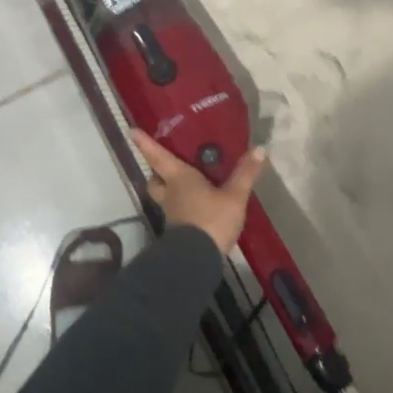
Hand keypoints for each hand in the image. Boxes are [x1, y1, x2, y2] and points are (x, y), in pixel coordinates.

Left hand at [129, 129, 266, 254]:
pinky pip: (175, 211)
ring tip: (184, 184)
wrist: (196, 260)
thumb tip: (260, 148)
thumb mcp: (234, 196)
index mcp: (179, 178)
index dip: (145, 144)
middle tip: (164, 164)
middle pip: (155, 179)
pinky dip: (182, 206)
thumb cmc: (211, 220)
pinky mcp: (178, 230)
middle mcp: (170, 193)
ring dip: (168, 189)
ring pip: (163, 196)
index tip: (132, 131)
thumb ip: (246, 173)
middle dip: (156, 171)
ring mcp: (172, 213)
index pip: (157, 157)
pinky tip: (196, 206)